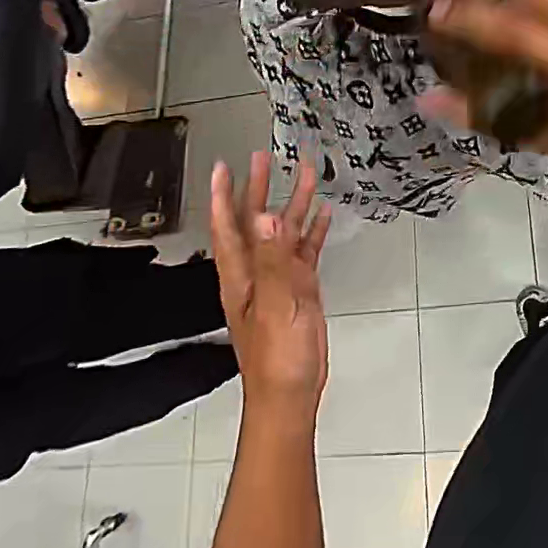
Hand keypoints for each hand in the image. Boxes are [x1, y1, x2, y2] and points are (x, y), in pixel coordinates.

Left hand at [210, 153, 331, 419]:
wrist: (291, 389)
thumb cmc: (278, 352)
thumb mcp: (276, 302)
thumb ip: (273, 259)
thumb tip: (264, 217)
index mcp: (242, 274)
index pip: (228, 225)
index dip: (224, 194)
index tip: (223, 165)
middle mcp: (257, 271)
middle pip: (256, 222)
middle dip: (259, 188)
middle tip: (264, 157)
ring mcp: (279, 279)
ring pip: (284, 232)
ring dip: (292, 203)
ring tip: (305, 173)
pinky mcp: (300, 289)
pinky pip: (304, 251)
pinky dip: (312, 231)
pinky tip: (323, 214)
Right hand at [421, 0, 547, 174]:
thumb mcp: (528, 134)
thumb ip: (477, 114)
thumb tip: (426, 100)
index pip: (516, 31)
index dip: (472, 19)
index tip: (437, 11)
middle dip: (498, 7)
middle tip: (482, 34)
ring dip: (519, 5)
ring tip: (510, 35)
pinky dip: (540, 8)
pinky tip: (536, 35)